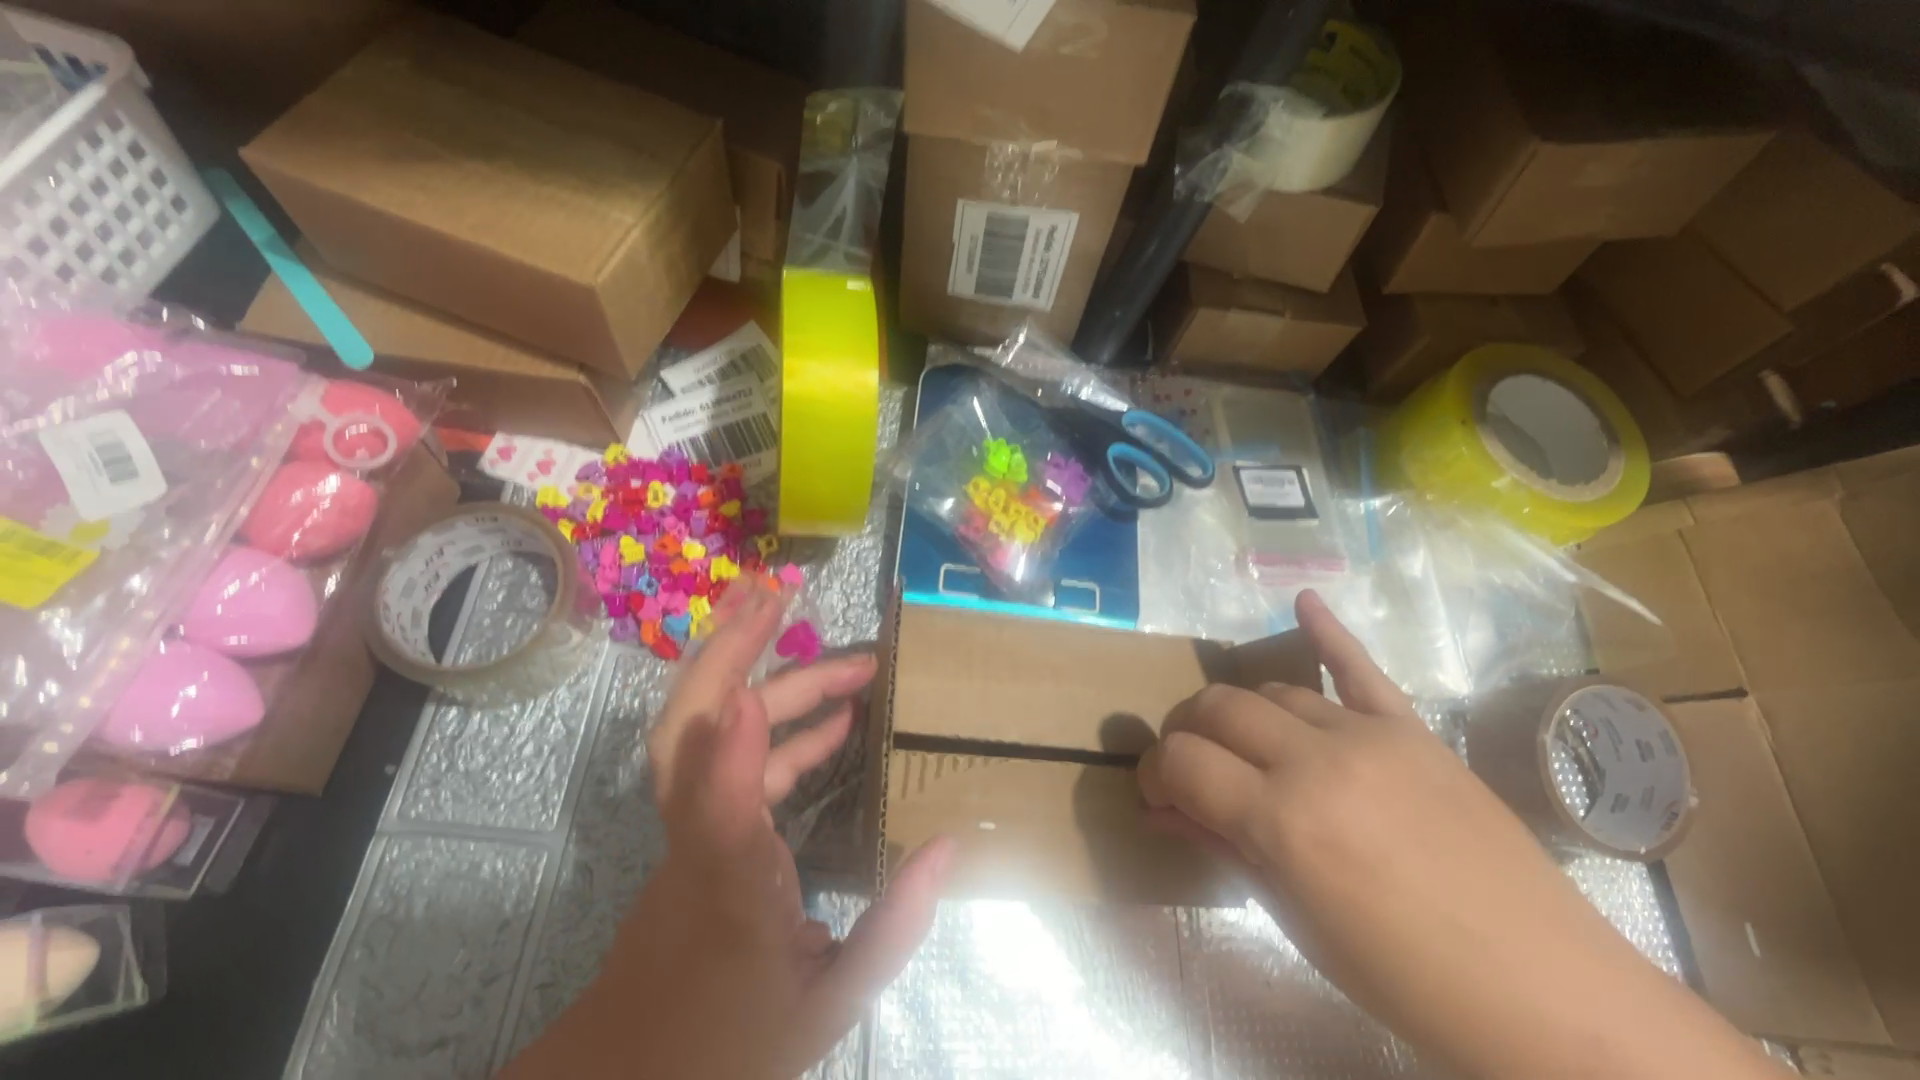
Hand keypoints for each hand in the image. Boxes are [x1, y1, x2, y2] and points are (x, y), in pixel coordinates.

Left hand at [501, 585, 953, 1079]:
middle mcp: (701, 838)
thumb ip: (892, 929)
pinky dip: (776, 727)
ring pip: (700, 730)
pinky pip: (727, 758)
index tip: (752, 688)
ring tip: (831, 647)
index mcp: (733, 883)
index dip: (732, 746)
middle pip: (689, 731)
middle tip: (778, 595)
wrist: (636, 1070)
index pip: (719, 807)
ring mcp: (691, 828)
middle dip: (727, 653)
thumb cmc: (731, 1038)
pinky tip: (836, 724)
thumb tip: (944, 846)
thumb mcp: (830, 1003)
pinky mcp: (699, 830)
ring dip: (749, 670)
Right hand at [1140, 589, 1784, 1079]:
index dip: (1154, 773)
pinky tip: (1304, 602)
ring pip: (1273, 690)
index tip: (1156, 794)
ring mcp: (1371, 736)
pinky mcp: (1415, 731)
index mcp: (1280, 820)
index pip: (1181, 760)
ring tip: (1240, 745)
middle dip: (1186, 733)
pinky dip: (1329, 633)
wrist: (1537, 985)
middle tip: (1189, 769)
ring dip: (1239, 711)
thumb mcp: (1295, 918)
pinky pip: (1361, 669)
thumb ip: (1224, 846)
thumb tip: (1163, 809)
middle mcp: (1317, 761)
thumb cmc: (1400, 976)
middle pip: (1218, 708)